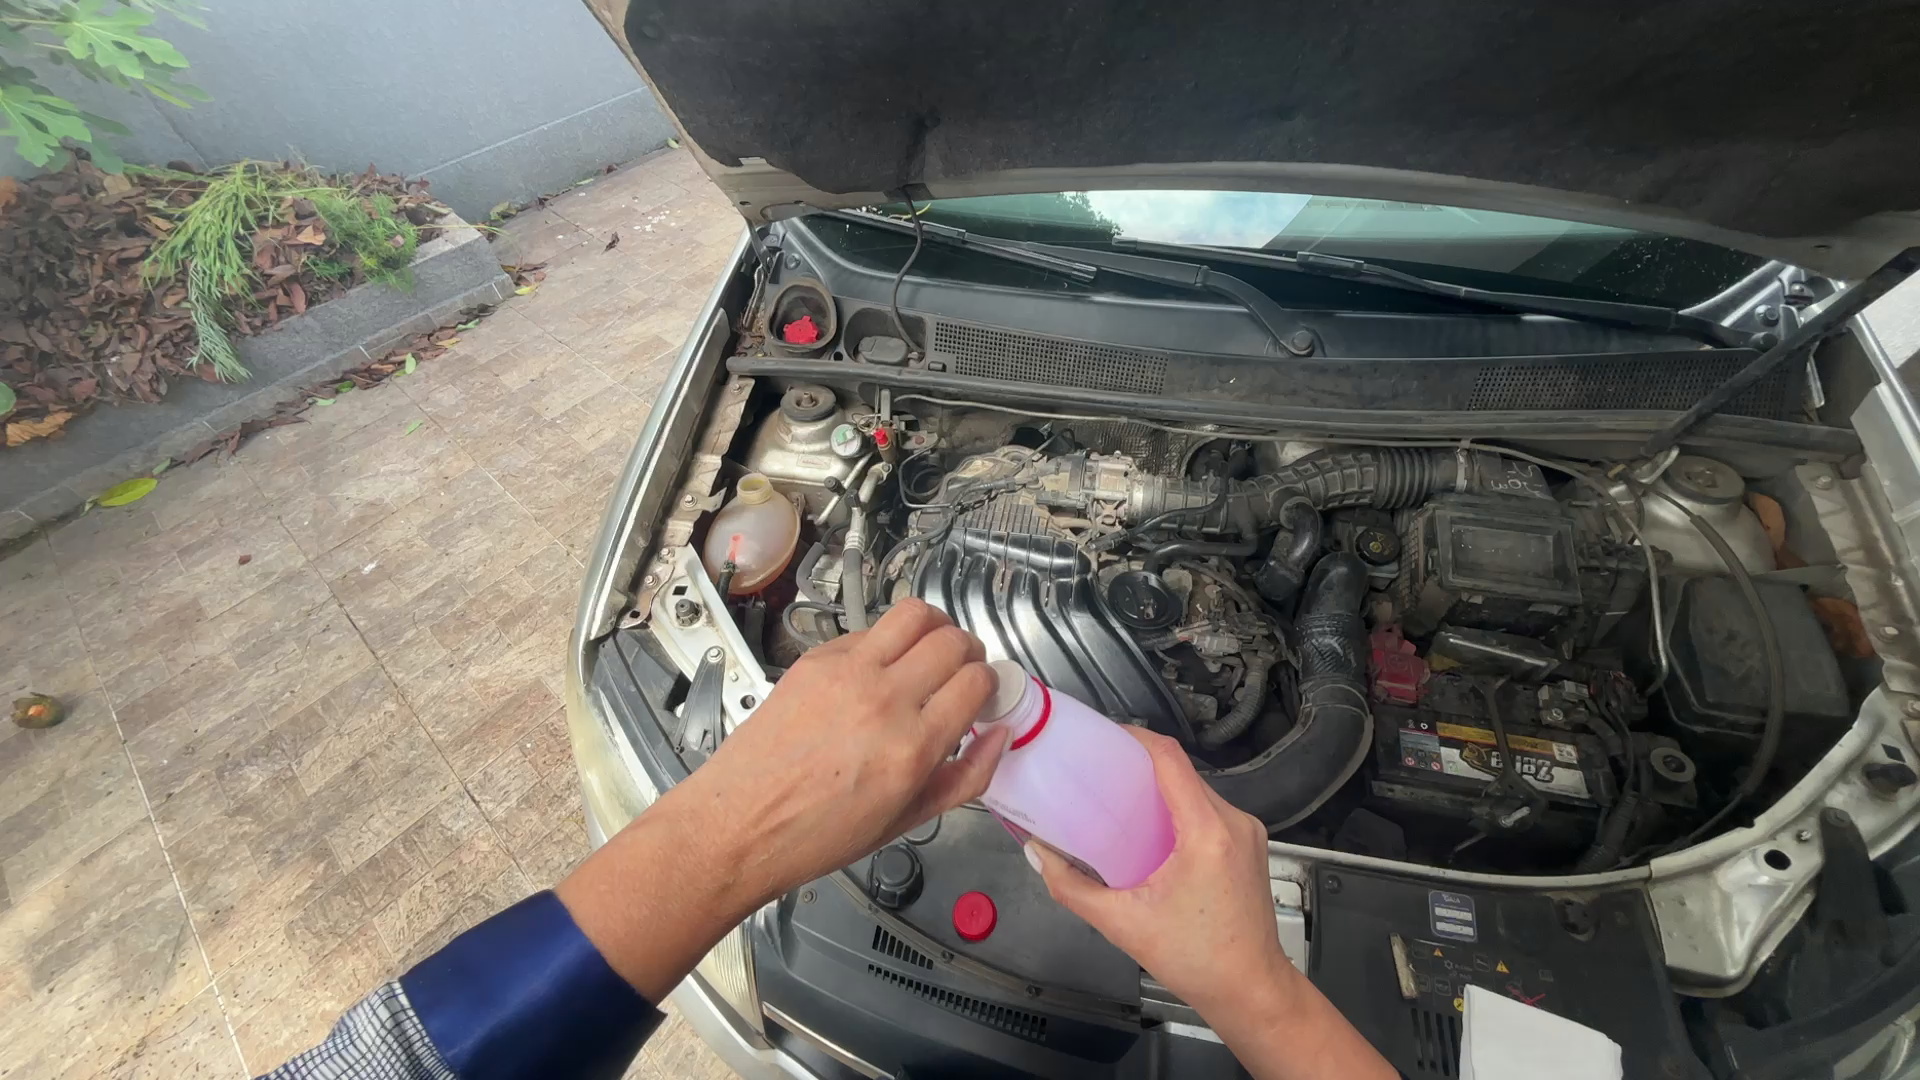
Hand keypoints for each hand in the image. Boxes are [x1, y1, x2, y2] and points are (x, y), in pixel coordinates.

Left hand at [680, 597, 1007, 901]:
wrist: (740, 822)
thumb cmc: (822, 833)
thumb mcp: (907, 820)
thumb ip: (966, 777)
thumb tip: (1000, 735)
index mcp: (912, 747)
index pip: (977, 681)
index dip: (990, 682)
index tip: (982, 691)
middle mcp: (884, 699)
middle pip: (953, 641)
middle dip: (969, 651)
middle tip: (961, 670)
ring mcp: (848, 671)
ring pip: (915, 614)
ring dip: (936, 626)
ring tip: (931, 649)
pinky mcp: (817, 658)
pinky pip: (869, 631)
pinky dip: (888, 641)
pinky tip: (880, 667)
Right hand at [1029, 728, 1396, 1079]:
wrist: (1252, 993)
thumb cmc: (1195, 959)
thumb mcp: (1122, 924)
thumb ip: (1072, 888)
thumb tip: (1037, 853)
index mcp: (1206, 830)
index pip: (1170, 757)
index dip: (1135, 737)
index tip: (1104, 736)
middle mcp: (1233, 820)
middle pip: (1181, 769)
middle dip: (1139, 763)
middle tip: (1100, 769)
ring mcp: (1246, 830)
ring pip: (1195, 787)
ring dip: (1159, 785)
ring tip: (1119, 796)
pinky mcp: (1249, 842)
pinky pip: (1208, 806)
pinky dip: (1178, 805)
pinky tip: (1150, 824)